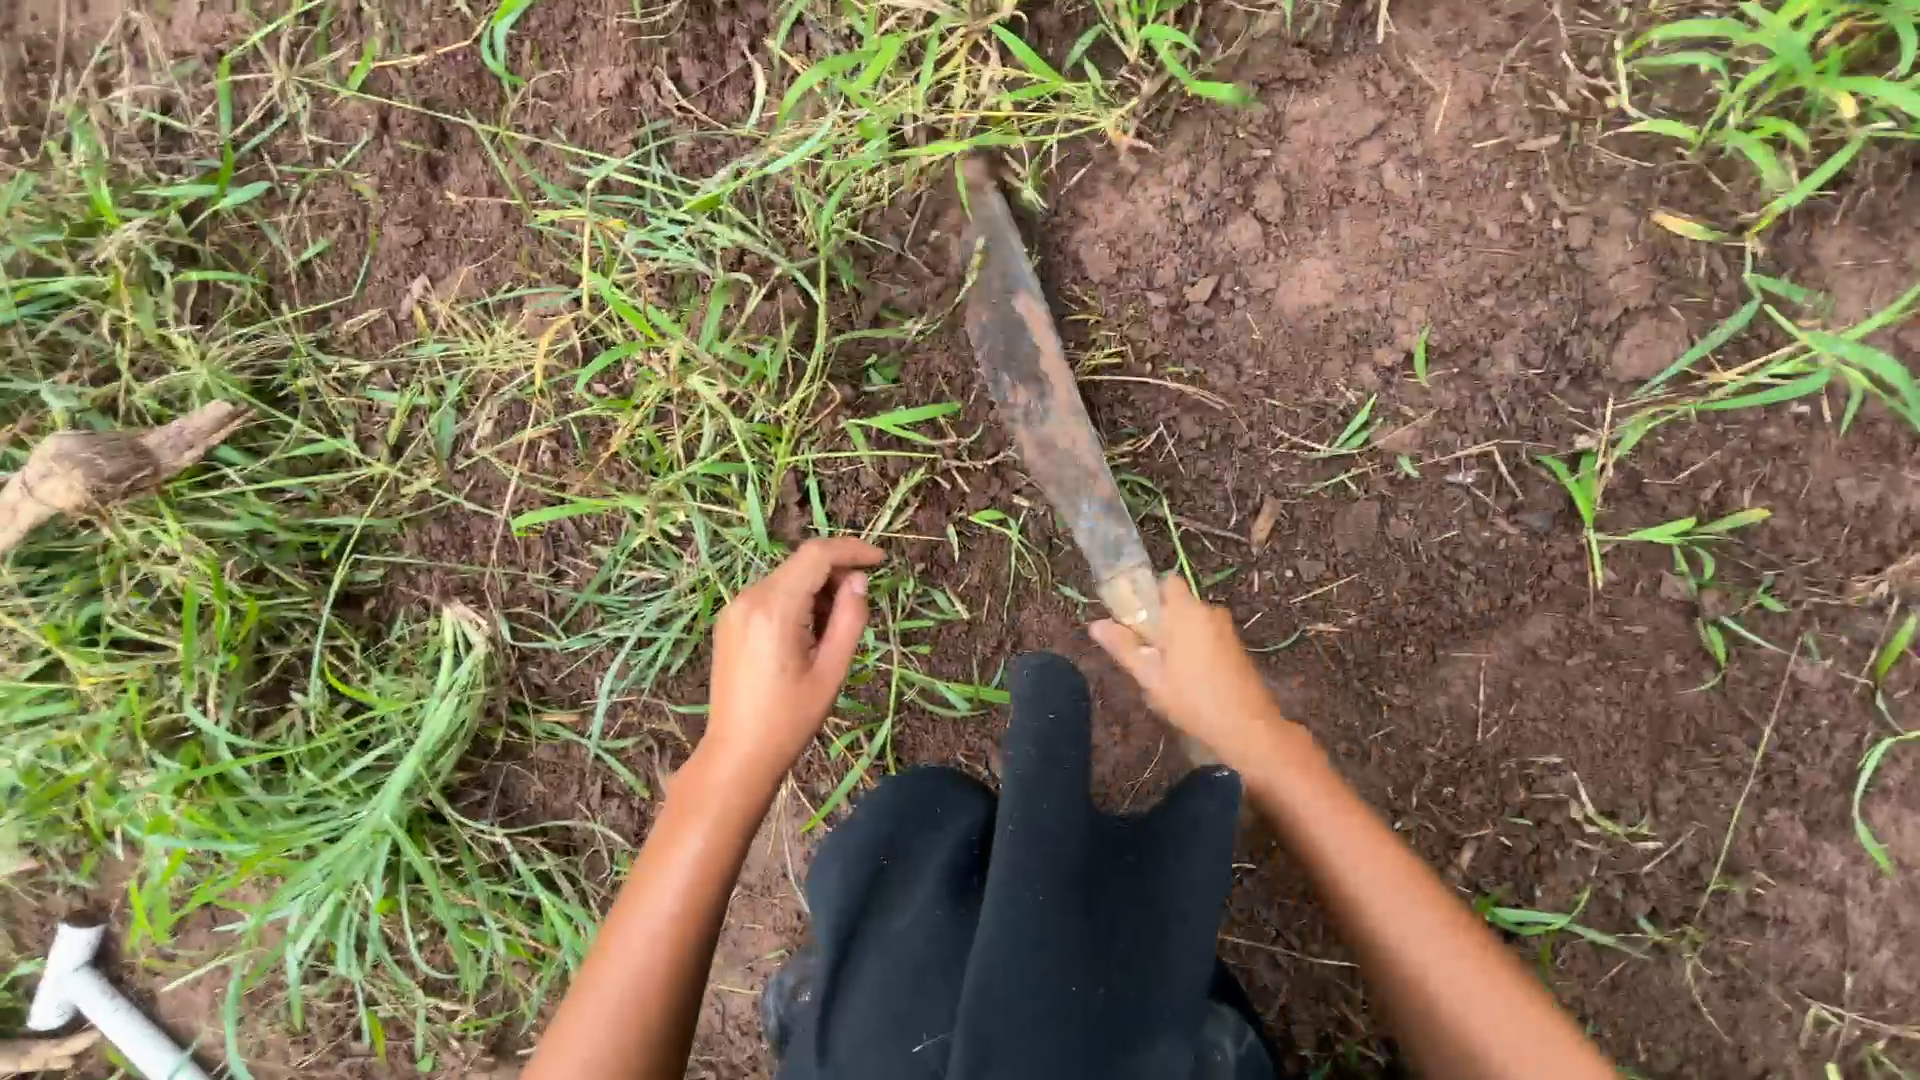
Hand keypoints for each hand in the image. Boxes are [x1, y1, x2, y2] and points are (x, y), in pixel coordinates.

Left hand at [701, 537, 885, 787]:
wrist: (737, 753)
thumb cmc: (790, 718)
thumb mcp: (832, 670)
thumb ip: (849, 618)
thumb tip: (859, 581)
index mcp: (774, 608)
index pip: (816, 555)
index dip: (852, 550)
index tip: (881, 560)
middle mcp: (748, 598)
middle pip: (801, 564)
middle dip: (836, 573)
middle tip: (859, 606)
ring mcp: (734, 609)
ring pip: (786, 578)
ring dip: (817, 589)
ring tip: (832, 630)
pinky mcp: (729, 622)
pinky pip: (770, 595)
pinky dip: (796, 601)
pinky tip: (807, 634)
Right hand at [1089, 574, 1304, 769]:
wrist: (1246, 726)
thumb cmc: (1192, 698)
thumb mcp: (1149, 675)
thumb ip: (1123, 646)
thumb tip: (1095, 625)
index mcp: (1186, 612)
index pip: (1167, 582)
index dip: (1150, 596)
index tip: (1137, 621)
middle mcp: (1209, 612)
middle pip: (1178, 605)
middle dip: (1161, 622)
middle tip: (1147, 654)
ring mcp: (1226, 629)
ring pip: (1193, 622)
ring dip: (1178, 638)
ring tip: (1166, 671)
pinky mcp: (1237, 646)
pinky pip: (1207, 635)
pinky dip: (1196, 648)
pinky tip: (1190, 679)